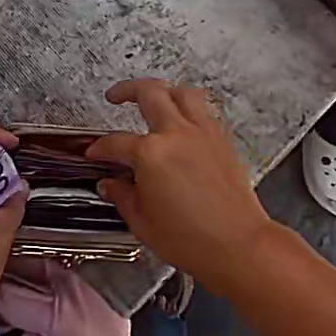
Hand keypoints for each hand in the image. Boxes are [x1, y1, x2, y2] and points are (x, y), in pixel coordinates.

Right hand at [87, 80, 277, 285]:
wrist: (239, 246)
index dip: (100, 148)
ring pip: (182, 93)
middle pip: (149, 93)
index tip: (96, 152)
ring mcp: (203, 134)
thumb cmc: (193, 239)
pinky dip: (190, 109)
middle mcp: (177, 134)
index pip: (116, 142)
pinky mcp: (223, 142)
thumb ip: (121, 195)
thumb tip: (110, 185)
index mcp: (150, 153)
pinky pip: (205, 112)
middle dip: (126, 90)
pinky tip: (184, 121)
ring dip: (164, 90)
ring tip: (154, 96)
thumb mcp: (141, 221)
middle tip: (116, 95)